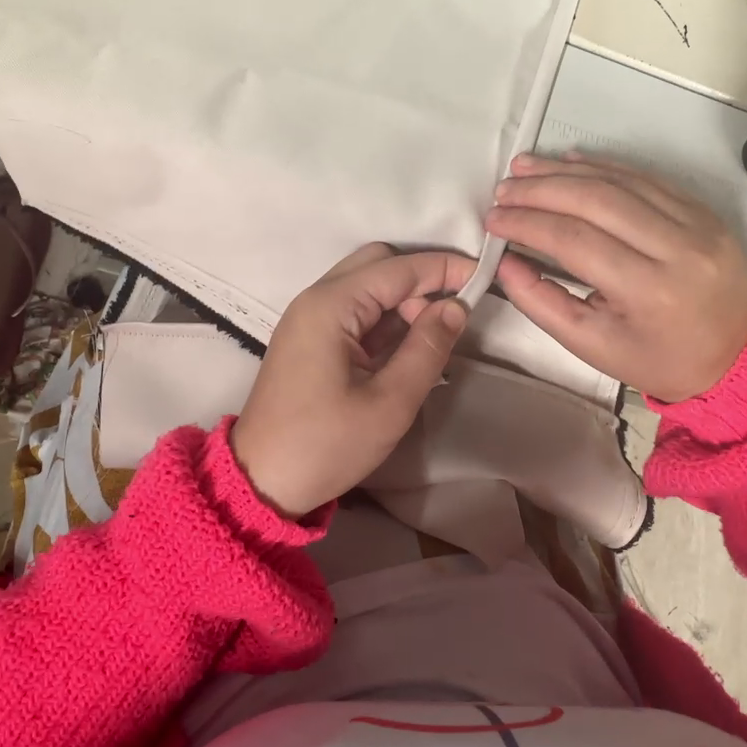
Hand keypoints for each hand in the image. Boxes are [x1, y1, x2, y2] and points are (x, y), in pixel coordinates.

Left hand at [231, 245, 473, 517]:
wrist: (260, 482)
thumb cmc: (325, 445)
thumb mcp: (389, 403)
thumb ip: (427, 348)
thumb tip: (458, 306)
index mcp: (331, 306)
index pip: (398, 267)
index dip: (445, 268)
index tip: (487, 279)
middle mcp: (316, 299)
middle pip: (378, 263)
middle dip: (422, 280)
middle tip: (453, 317)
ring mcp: (309, 318)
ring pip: (366, 285)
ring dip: (404, 300)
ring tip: (435, 337)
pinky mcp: (310, 339)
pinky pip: (355, 310)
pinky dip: (385, 318)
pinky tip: (408, 346)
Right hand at [486, 153, 746, 399]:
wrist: (738, 357)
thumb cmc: (660, 359)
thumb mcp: (595, 347)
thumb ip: (543, 304)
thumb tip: (504, 262)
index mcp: (651, 291)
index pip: (575, 240)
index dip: (527, 223)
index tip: (493, 220)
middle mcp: (678, 248)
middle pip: (596, 201)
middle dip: (541, 190)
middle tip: (503, 189)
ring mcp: (697, 223)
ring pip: (620, 181)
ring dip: (566, 170)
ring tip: (524, 167)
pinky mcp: (703, 210)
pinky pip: (646, 177)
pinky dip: (603, 166)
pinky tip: (569, 161)